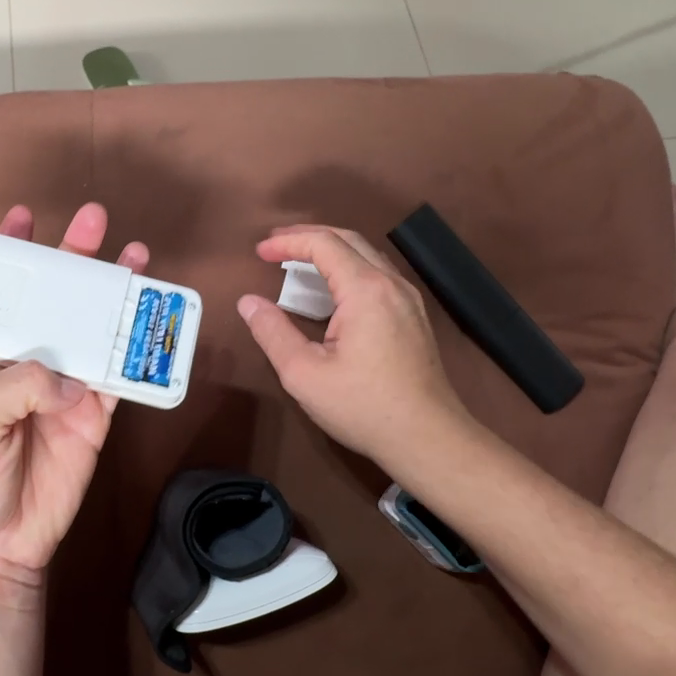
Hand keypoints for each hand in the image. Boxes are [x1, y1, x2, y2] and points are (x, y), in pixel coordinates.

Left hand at [0, 203, 148, 593]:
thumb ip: (17, 384)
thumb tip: (70, 378)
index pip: (0, 297)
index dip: (10, 257)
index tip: (22, 218)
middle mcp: (27, 365)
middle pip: (55, 303)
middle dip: (75, 260)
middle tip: (95, 220)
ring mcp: (64, 389)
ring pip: (94, 331)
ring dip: (114, 296)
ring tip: (134, 256)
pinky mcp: (94, 417)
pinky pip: (121, 377)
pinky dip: (138, 352)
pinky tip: (152, 320)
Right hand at [237, 225, 476, 469]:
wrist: (428, 438)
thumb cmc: (362, 406)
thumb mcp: (303, 374)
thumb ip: (273, 332)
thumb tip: (248, 302)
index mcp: (365, 290)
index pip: (323, 244)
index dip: (288, 242)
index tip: (259, 252)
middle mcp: (391, 284)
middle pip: (348, 240)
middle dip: (308, 237)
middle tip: (275, 247)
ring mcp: (408, 299)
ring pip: (366, 256)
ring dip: (330, 251)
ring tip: (299, 263)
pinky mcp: (414, 317)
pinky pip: (378, 275)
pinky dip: (348, 269)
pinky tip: (332, 291)